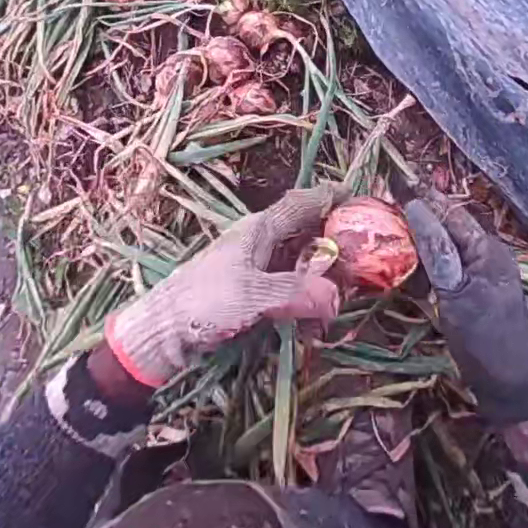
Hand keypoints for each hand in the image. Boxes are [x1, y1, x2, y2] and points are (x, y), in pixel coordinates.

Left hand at [105, 184, 342, 385]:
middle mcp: (260, 243)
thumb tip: (336, 298)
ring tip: (341, 297)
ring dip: (322, 278)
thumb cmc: (204, 301)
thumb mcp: (253, 295)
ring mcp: (256, 267)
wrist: (165, 330)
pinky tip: (314, 322)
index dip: (329, 197)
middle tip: (362, 260)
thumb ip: (296, 293)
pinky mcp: (253, 291)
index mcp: (259, 230)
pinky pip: (289, 288)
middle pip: (306, 233)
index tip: (358, 197)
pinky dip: (305, 300)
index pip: (300, 204)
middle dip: (334, 244)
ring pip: (300, 263)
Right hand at [406, 199, 527, 426]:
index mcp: (487, 250)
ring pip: (444, 244)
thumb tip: (417, 207)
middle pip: (447, 224)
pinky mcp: (471, 289)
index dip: (421, 194)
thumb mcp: (455, 293)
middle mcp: (486, 255)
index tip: (393, 177)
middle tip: (384, 199)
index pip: (449, 212)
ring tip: (388, 222)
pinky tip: (405, 259)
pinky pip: (446, 264)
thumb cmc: (482, 339)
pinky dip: (425, 259)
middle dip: (417, 210)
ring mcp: (480, 273)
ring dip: (418, 234)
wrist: (507, 385)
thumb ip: (436, 249)